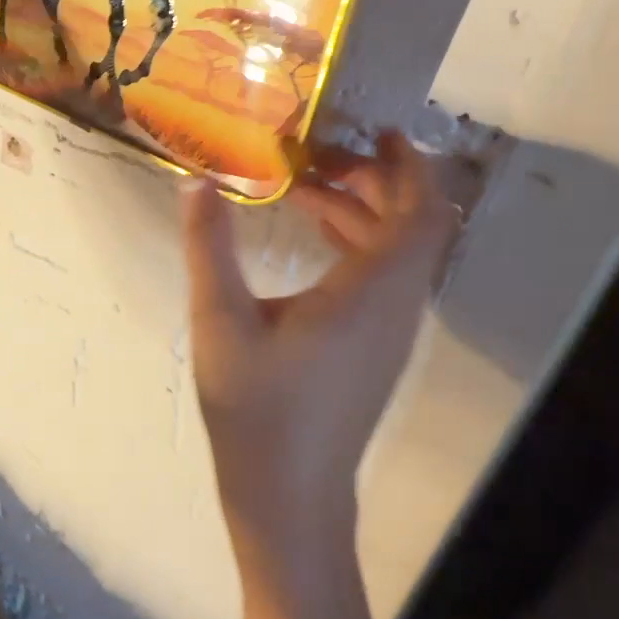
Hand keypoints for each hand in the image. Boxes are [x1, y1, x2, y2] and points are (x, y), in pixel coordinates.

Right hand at [182, 132, 457, 528]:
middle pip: (415, 228)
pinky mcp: (373, 347)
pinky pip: (383, 278)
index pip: (421, 214)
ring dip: (363, 213)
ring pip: (399, 254)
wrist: (287, 487)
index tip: (379, 131)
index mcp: (370, 293)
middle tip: (321, 155)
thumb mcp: (219, 318)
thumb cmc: (255, 403)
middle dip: (378, 181)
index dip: (410, 166)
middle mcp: (396, 307)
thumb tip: (197, 181)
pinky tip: (308, 240)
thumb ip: (208, 246)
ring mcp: (389, 331)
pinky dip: (355, 244)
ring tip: (305, 189)